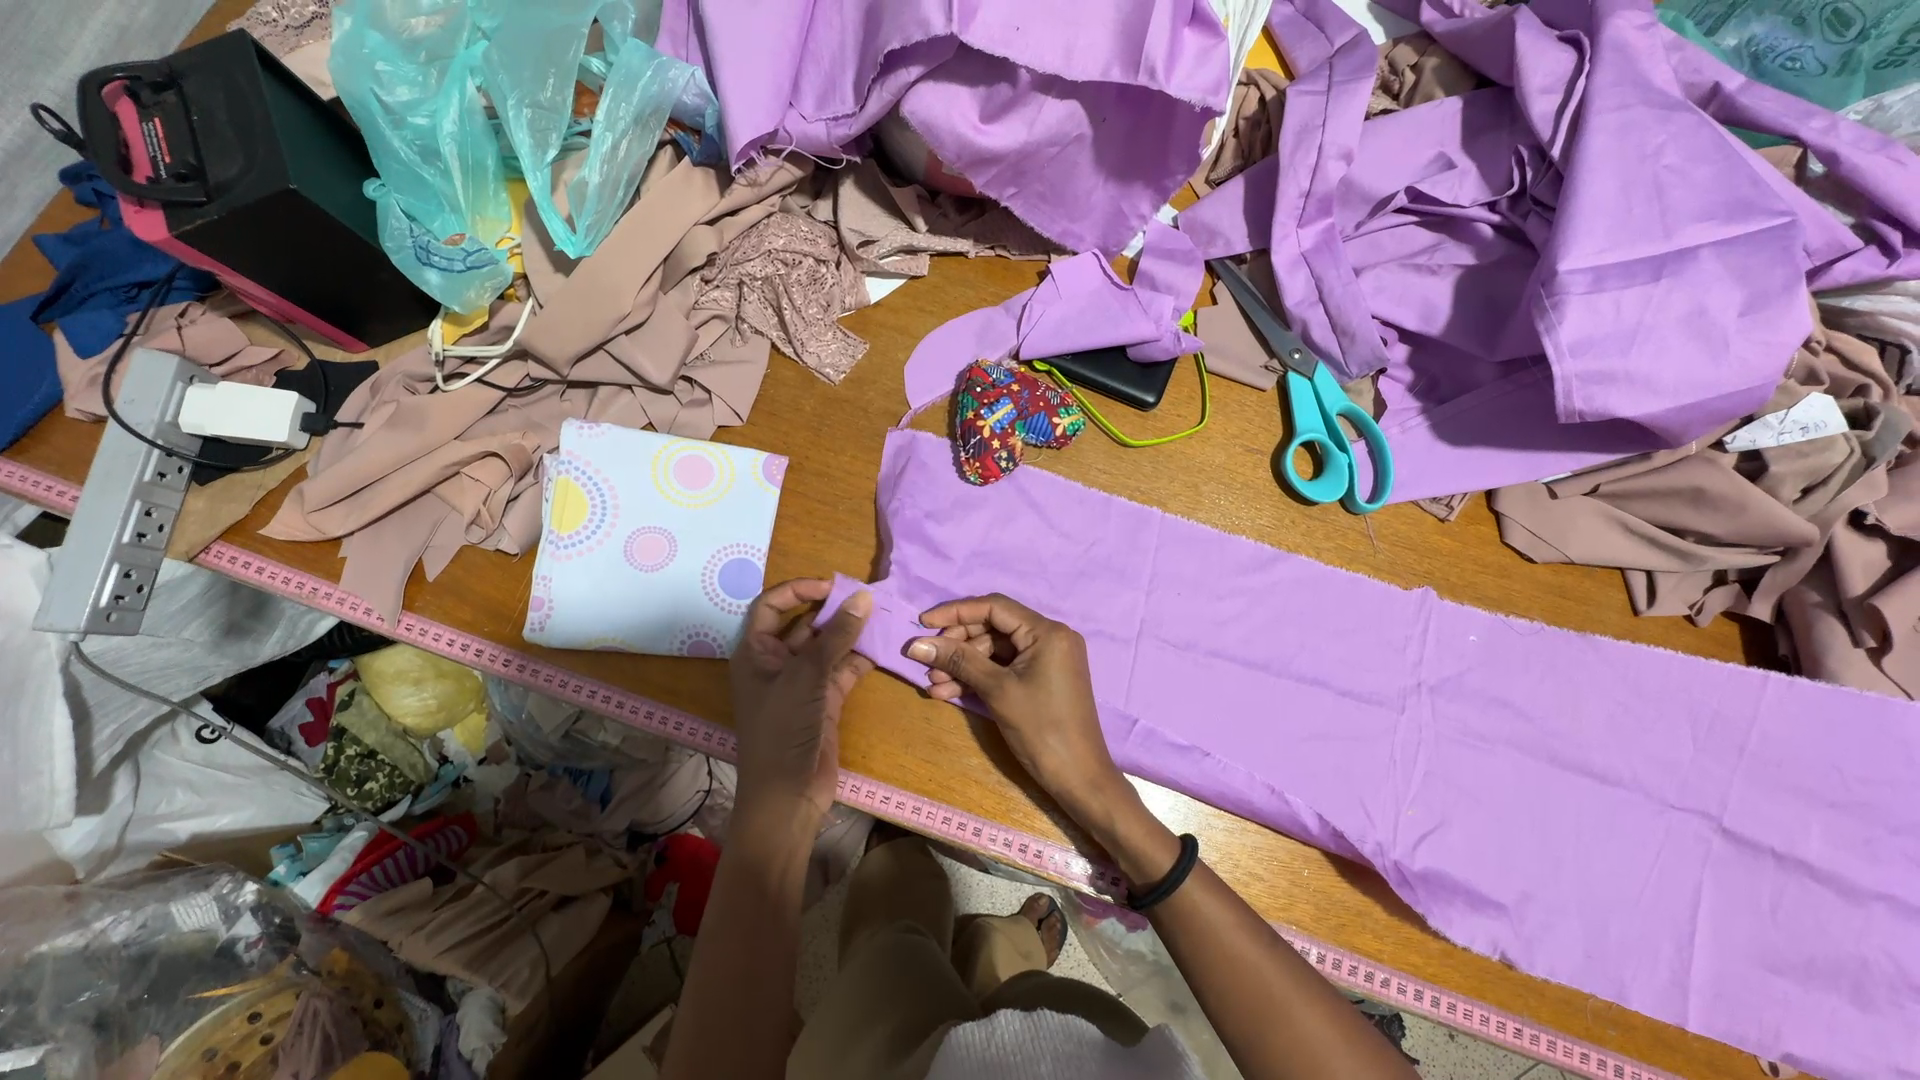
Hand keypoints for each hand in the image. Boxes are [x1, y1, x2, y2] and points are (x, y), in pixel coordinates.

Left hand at [729, 579, 872, 833]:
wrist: (787, 794)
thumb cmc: (782, 730)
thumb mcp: (806, 677)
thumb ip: (837, 636)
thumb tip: (864, 597)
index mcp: (755, 652)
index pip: (771, 605)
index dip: (797, 589)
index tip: (832, 584)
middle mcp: (776, 663)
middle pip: (803, 624)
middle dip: (832, 610)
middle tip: (866, 598)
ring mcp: (801, 683)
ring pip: (827, 647)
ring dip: (850, 633)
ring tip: (881, 616)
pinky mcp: (824, 701)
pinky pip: (842, 670)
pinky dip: (860, 658)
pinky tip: (882, 647)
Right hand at [907, 594, 1129, 826]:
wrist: (1078, 778)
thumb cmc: (1041, 729)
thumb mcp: (997, 691)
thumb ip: (958, 661)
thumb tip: (916, 644)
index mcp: (1047, 631)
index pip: (994, 607)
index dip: (956, 613)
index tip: (923, 623)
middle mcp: (1050, 637)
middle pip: (993, 627)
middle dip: (958, 645)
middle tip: (928, 663)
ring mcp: (1048, 659)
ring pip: (995, 651)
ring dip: (964, 665)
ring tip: (933, 685)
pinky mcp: (1042, 679)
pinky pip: (1005, 668)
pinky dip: (979, 678)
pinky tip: (948, 692)